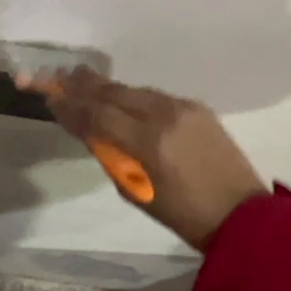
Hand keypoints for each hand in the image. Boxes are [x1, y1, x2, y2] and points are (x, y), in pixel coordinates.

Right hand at [22, 66, 267, 249]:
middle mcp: (164, 116)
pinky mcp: (196, 106)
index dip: (70, 105)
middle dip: (81, 84)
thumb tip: (88, 129)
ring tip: (81, 81)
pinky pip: (154, 96)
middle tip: (56, 75)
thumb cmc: (183, 215)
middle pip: (113, 92)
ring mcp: (183, 107)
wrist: (242, 216)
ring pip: (132, 90)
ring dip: (106, 88)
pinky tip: (120, 98)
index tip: (48, 97)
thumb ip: (111, 155)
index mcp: (148, 143)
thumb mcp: (136, 192)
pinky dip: (132, 96)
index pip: (97, 114)